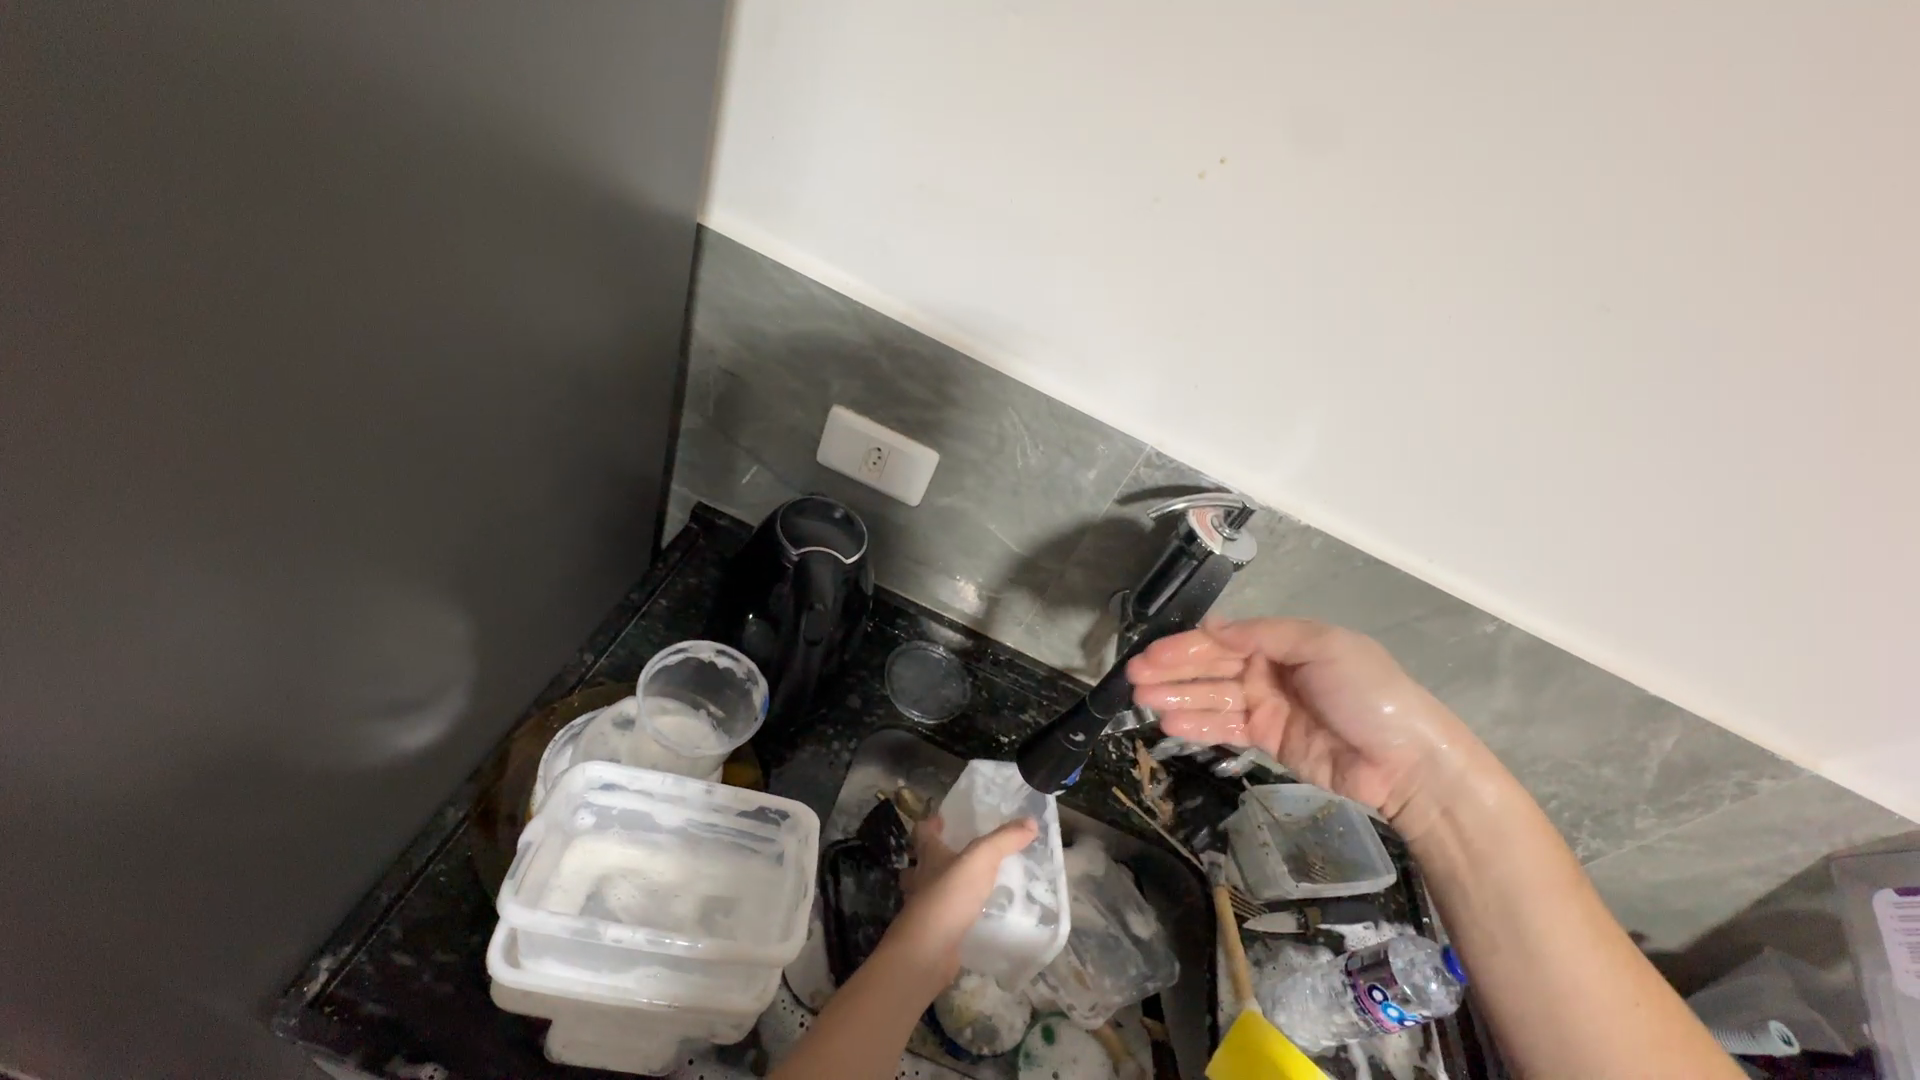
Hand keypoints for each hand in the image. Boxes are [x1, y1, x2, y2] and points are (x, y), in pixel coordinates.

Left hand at [884, 817, 1039, 983]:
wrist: (929, 950)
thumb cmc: (949, 895)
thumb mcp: (982, 859)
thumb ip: (1005, 840)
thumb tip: (1031, 821)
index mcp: (928, 857)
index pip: (922, 833)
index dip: (930, 824)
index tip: (942, 820)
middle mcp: (920, 880)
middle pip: (921, 863)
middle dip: (936, 858)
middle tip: (961, 855)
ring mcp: (922, 909)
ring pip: (929, 892)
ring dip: (944, 888)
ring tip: (970, 888)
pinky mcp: (932, 934)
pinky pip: (943, 919)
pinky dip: (954, 916)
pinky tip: (973, 918)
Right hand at [1126, 617, 1490, 838]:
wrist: (1405, 762)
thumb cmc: (1368, 693)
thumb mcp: (1324, 646)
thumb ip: (1265, 635)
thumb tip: (1213, 628)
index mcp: (1283, 642)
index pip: (1224, 640)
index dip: (1186, 646)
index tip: (1152, 654)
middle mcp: (1270, 670)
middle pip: (1211, 668)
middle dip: (1172, 671)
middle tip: (1134, 678)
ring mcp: (1267, 706)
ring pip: (1212, 698)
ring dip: (1177, 698)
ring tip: (1142, 701)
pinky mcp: (1268, 740)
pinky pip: (1225, 727)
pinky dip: (1198, 725)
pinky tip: (1170, 724)